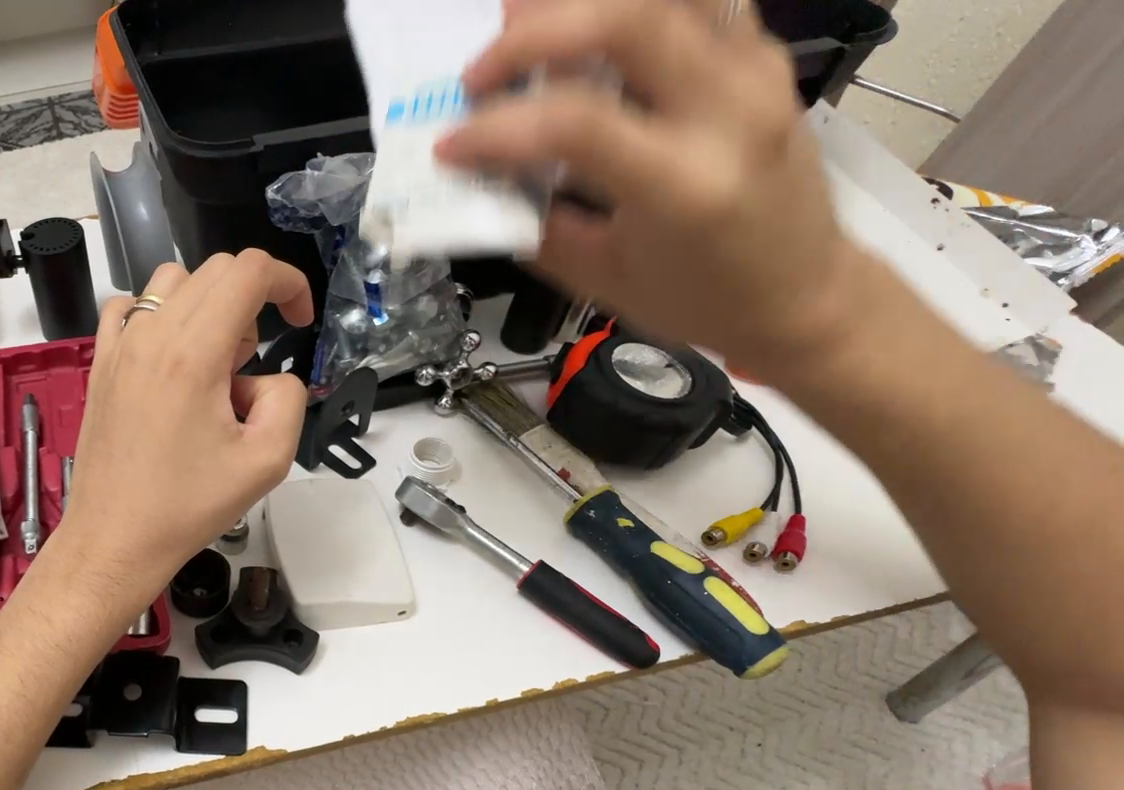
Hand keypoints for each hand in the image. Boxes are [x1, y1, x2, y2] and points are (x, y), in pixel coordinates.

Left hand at [55, 253, 313, 608]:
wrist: (115, 538)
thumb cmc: (186, 507)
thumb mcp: (267, 461)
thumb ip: (287, 399)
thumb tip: (270, 379)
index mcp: (194, 353)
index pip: (249, 271)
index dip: (289, 283)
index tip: (299, 322)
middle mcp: (151, 336)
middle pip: (214, 271)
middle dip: (252, 302)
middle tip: (251, 366)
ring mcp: (119, 348)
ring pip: (170, 283)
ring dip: (207, 306)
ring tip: (212, 365)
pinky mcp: (101, 366)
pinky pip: (129, 309)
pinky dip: (159, 316)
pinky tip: (170, 359)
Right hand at [435, 0, 867, 377]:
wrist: (800, 293)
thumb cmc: (697, 300)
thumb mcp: (600, 279)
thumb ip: (537, 226)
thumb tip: (481, 184)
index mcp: (683, 186)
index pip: (577, 125)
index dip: (497, 129)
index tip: (448, 147)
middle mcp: (728, 111)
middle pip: (629, 19)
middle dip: (535, 34)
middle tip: (478, 71)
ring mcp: (755, 71)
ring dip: (581, 4)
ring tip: (520, 20)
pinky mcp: (760, 56)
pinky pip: (691, 2)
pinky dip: (626, 8)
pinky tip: (583, 27)